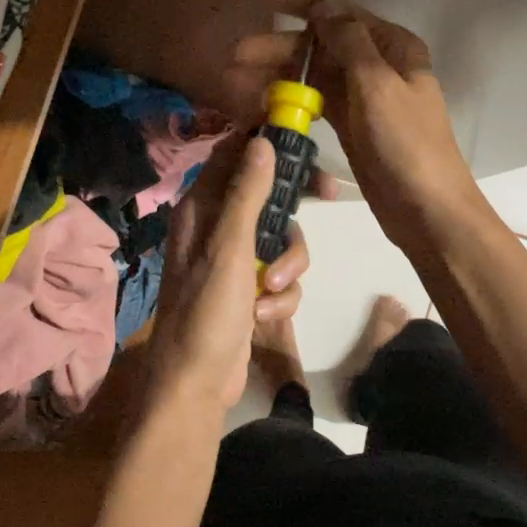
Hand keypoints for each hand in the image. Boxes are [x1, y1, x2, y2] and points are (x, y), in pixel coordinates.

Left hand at [146, 134, 309, 408]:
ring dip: (287, 266)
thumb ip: (248, 194)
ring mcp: (234, 263)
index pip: (233, 156)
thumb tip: (262, 143)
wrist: (197, 384)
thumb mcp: (228, 248)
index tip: (301, 141)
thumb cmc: (205, 312)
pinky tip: (265, 316)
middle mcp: (216, 229)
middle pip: (268, 198)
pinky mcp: (249, 293)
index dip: (266, 145)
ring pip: (281, 241)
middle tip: (328, 195)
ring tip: (271, 290)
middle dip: (290, 215)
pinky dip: (280, 296)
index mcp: (201, 210)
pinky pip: (281, 278)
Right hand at [240, 0, 476, 245]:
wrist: (427, 210)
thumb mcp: (377, 85)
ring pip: (313, 76)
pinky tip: (260, 105)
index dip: (300, 3)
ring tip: (235, 85)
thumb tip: (324, 4)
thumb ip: (349, 41)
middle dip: (278, 48)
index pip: (340, 12)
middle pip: (321, 46)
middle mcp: (378, 66)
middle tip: (235, 59)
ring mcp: (363, 99)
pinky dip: (290, 101)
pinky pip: (315, 104)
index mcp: (392, 47)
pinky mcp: (351, 128)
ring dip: (277, 76)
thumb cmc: (406, 144)